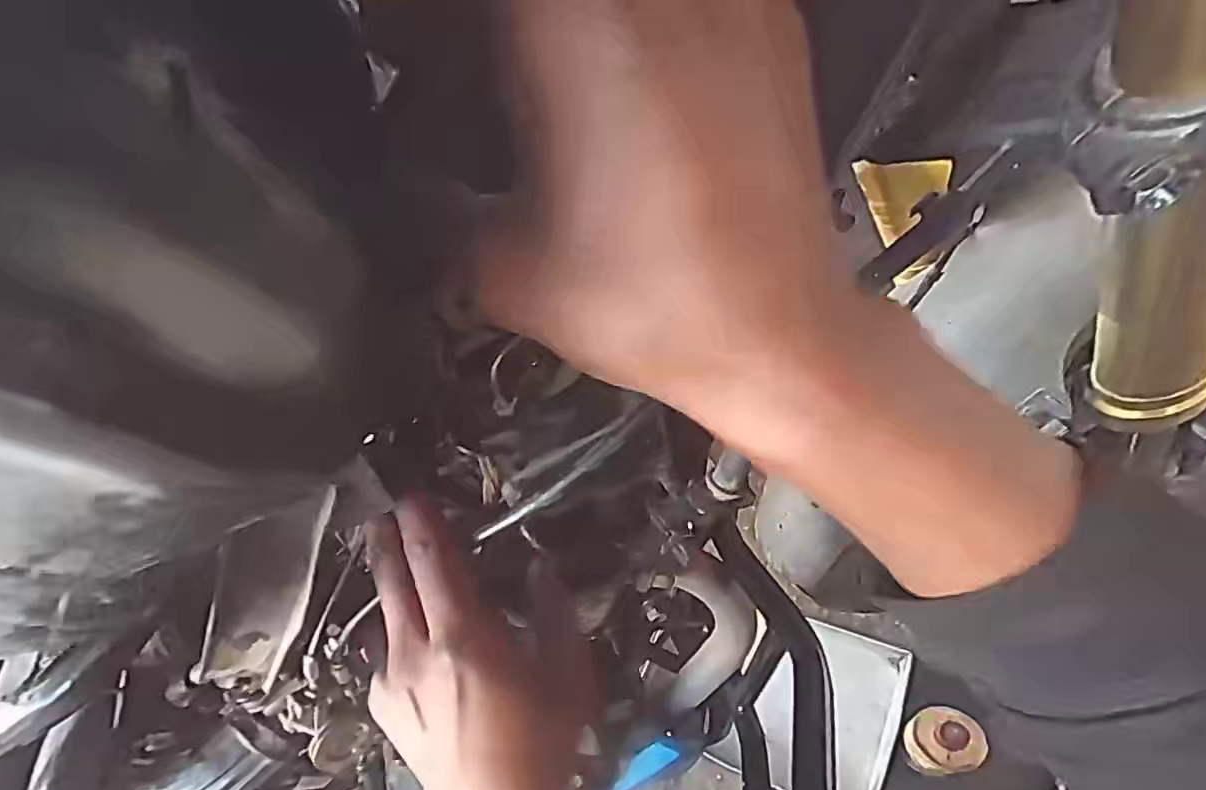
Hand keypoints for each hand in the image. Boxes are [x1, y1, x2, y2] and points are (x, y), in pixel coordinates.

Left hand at [364, 498, 595, 789]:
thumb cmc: (537, 746)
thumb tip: (542, 570)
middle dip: (389, 541)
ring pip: (385, 615)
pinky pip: (386, 653)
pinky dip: (398, 631)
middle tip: (387, 513)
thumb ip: (554, 614)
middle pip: (393, 580)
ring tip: (398, 562)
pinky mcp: (382, 705)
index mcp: (463, 637)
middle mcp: (415, 650)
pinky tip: (415, 637)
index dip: (423, 524)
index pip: (434, 563)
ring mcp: (390, 680)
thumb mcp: (565, 676)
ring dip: (392, 584)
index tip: (413, 497)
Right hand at [475, 0, 1080, 596]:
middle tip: (501, 91)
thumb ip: (449, 225)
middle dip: (512, 42)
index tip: (429, 62)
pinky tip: (633, 96)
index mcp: (577, 32)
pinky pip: (686, 4)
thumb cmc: (659, 313)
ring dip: (576, 39)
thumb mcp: (518, 282)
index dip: (438, 33)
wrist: (780, 341)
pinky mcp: (773, 28)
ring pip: (621, 4)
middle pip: (553, 6)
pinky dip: (641, 36)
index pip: (476, 6)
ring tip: (566, 102)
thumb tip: (424, 198)